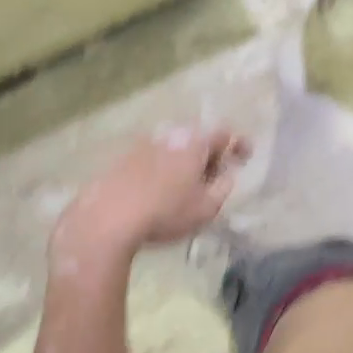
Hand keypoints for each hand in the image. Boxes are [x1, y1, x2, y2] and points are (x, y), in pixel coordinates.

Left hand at [52, 127, 249, 257]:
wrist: (108, 219)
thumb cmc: (166, 212)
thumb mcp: (207, 207)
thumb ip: (223, 187)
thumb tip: (226, 175)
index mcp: (193, 143)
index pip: (223, 133)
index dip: (238, 144)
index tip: (244, 157)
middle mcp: (168, 136)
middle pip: (196, 139)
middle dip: (209, 155)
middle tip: (214, 177)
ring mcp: (142, 146)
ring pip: (172, 149)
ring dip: (183, 163)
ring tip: (186, 188)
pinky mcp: (121, 160)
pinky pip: (152, 160)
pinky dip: (162, 171)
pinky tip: (159, 193)